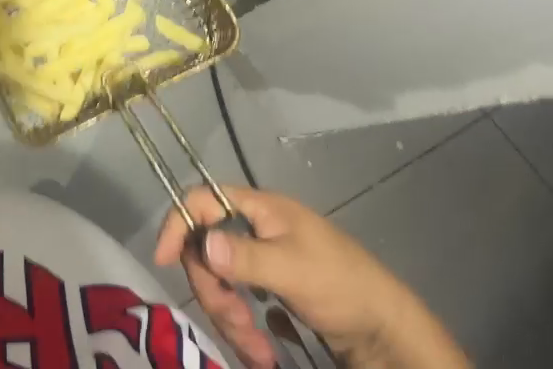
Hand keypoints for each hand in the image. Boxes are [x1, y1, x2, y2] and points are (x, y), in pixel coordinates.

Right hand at [154, 186, 467, 368]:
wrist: (390, 334)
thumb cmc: (344, 287)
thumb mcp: (294, 271)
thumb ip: (246, 257)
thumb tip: (202, 244)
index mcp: (260, 209)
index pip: (201, 200)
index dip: (178, 224)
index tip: (163, 259)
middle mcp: (255, 228)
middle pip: (206, 249)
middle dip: (214, 291)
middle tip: (236, 324)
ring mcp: (262, 260)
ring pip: (219, 281)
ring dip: (229, 317)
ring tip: (256, 351)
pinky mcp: (268, 290)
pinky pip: (237, 303)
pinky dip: (242, 328)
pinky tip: (260, 351)